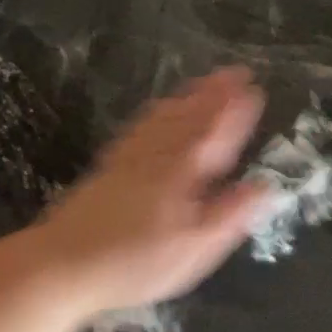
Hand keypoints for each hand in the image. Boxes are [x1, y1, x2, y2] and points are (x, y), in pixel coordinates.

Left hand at [30, 67, 274, 317]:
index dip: (234, 110)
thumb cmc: (137, 260)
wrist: (67, 258)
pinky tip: (160, 109)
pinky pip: (143, 124)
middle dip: (213, 93)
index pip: (214, 132)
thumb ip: (229, 215)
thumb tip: (264, 186)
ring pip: (165, 115)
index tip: (253, 86)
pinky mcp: (112, 161)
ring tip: (205, 82)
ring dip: (188, 96)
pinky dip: (159, 110)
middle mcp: (156, 152)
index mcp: (181, 171)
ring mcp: (130, 153)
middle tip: (235, 71)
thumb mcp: (194, 248)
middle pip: (189, 116)